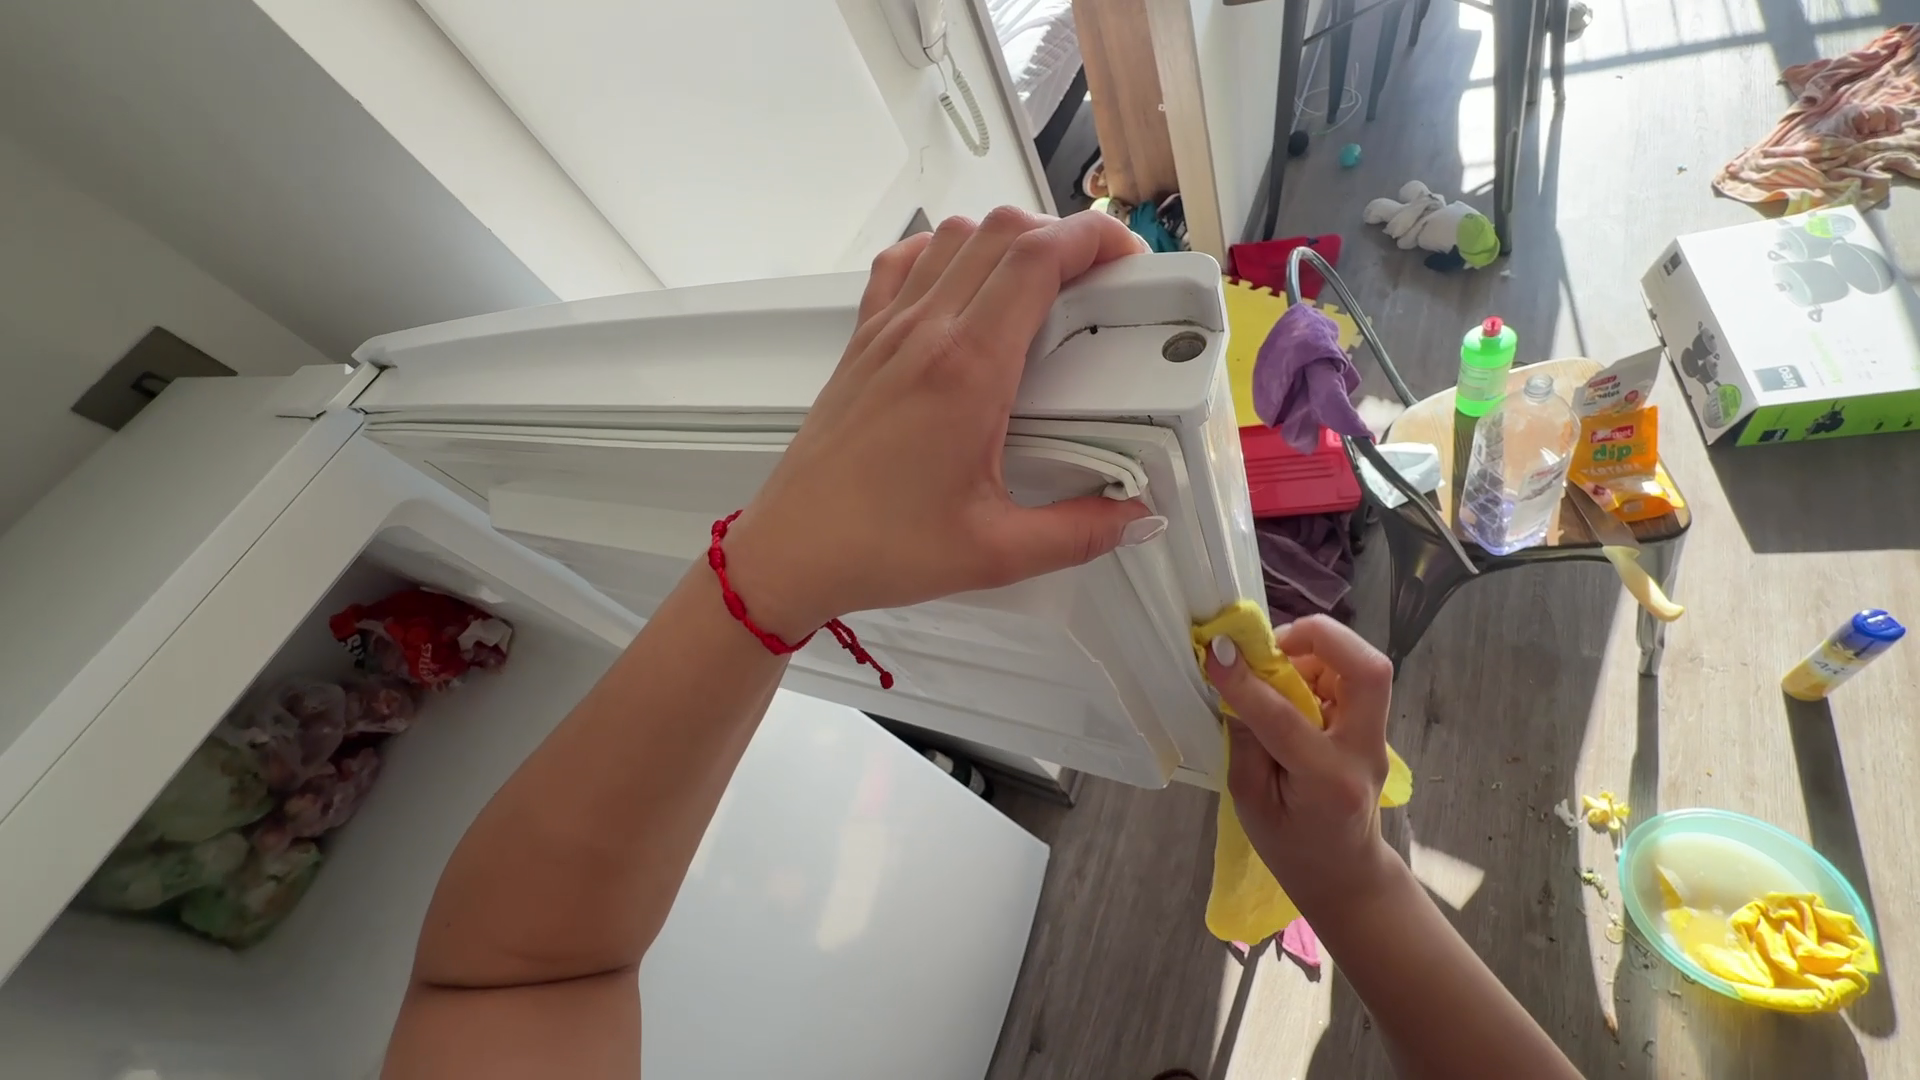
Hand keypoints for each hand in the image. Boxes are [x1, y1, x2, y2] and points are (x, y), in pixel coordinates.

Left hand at [725, 208, 1160, 637]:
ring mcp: (886, 332)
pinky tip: (959, 285)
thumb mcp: (996, 552)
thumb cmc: (880, 547)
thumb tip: (1135, 519)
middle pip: (1003, 232)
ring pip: (953, 237)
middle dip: (1063, 235)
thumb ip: (1079, 534)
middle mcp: (924, 334)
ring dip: (1005, 240)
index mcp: (966, 371)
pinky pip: (902, 265)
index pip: (1038, 259)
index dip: (1093, 238)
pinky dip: (942, 252)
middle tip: (1096, 277)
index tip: (1126, 257)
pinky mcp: (861, 345)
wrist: (792, 550)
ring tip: (1038, 284)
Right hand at [1206, 616, 1401, 915]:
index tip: (1215, 650)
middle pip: (1368, 670)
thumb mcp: (1250, 799)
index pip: (1284, 718)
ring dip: (1315, 651)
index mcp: (1328, 781)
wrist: (1346, 874)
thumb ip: (1245, 738)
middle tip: (1274, 645)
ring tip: (1275, 667)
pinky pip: (1351, 676)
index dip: (1245, 680)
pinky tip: (1289, 686)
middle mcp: (1362, 752)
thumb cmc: (1290, 847)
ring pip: (1363, 666)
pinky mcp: (1372, 727)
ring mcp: (1376, 737)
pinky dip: (1318, 664)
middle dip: (1319, 638)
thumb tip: (1233, 679)